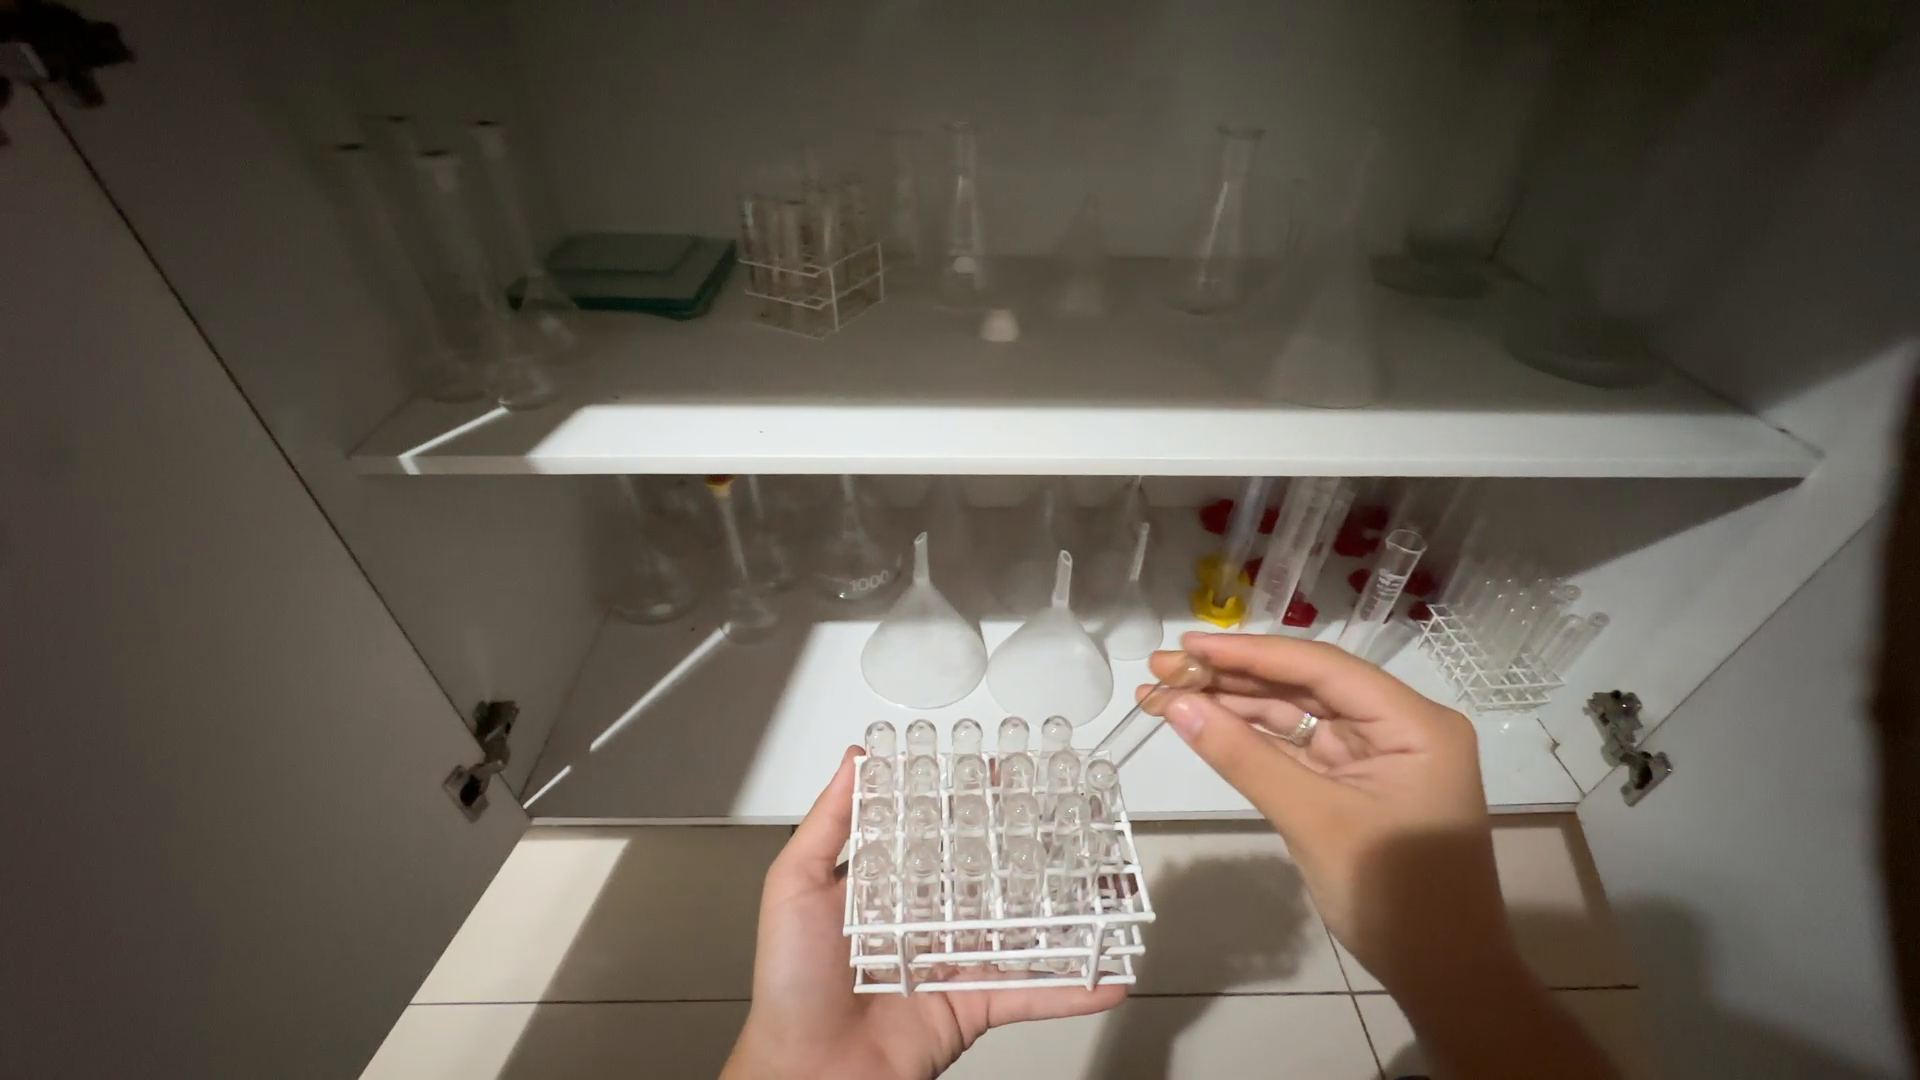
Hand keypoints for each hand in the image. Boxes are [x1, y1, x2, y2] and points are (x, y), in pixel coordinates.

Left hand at [721, 747, 1124, 1079]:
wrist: (804, 1075)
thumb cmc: (789, 982)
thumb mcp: (797, 885)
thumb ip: (829, 822)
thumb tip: (855, 759)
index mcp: (888, 884)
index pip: (936, 829)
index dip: (965, 800)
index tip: (996, 772)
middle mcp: (925, 916)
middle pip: (987, 871)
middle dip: (1024, 843)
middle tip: (1064, 815)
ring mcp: (953, 958)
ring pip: (1019, 927)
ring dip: (1062, 912)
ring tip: (1103, 888)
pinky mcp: (972, 1004)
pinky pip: (1027, 993)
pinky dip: (1068, 989)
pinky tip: (1104, 974)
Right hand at [1144, 632, 1515, 998]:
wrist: (1444, 980)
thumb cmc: (1395, 896)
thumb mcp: (1313, 819)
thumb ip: (1243, 756)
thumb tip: (1176, 704)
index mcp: (1412, 723)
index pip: (1320, 668)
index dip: (1248, 654)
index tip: (1186, 647)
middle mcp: (1395, 726)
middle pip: (1301, 685)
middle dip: (1230, 677)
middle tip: (1162, 669)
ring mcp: (1372, 754)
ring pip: (1292, 712)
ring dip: (1230, 703)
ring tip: (1166, 692)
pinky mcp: (1351, 780)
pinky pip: (1292, 745)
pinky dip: (1247, 736)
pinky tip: (1202, 722)